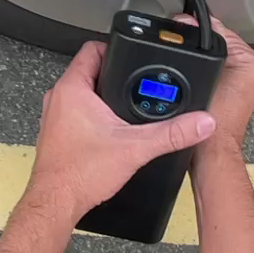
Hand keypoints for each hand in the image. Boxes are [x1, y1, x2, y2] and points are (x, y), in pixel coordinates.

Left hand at [25, 41, 217, 216]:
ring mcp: (54, 115)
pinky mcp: (56, 132)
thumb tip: (199, 122)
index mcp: (73, 89)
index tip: (134, 55)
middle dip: (115, 74)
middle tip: (136, 82)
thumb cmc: (79, 174)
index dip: (116, 48)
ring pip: (82, 91)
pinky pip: (75, 111)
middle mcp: (58, 98)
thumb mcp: (135, 148)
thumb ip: (172, 133)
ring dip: (103, 94)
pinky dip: (93, 113)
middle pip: (89, 70)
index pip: (92, 49)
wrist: (56, 204)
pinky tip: (110, 129)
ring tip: (125, 104)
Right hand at [179, 17, 253, 150]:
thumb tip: (193, 24)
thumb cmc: (213, 122)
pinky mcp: (230, 90)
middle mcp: (252, 71)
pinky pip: (214, 69)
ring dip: (199, 56)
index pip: (223, 31)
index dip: (200, 27)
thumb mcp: (209, 72)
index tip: (183, 24)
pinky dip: (202, 69)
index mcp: (253, 63)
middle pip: (219, 42)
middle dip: (199, 42)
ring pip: (214, 56)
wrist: (210, 149)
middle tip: (180, 41)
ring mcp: (242, 81)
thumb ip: (205, 45)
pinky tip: (191, 74)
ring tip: (186, 59)